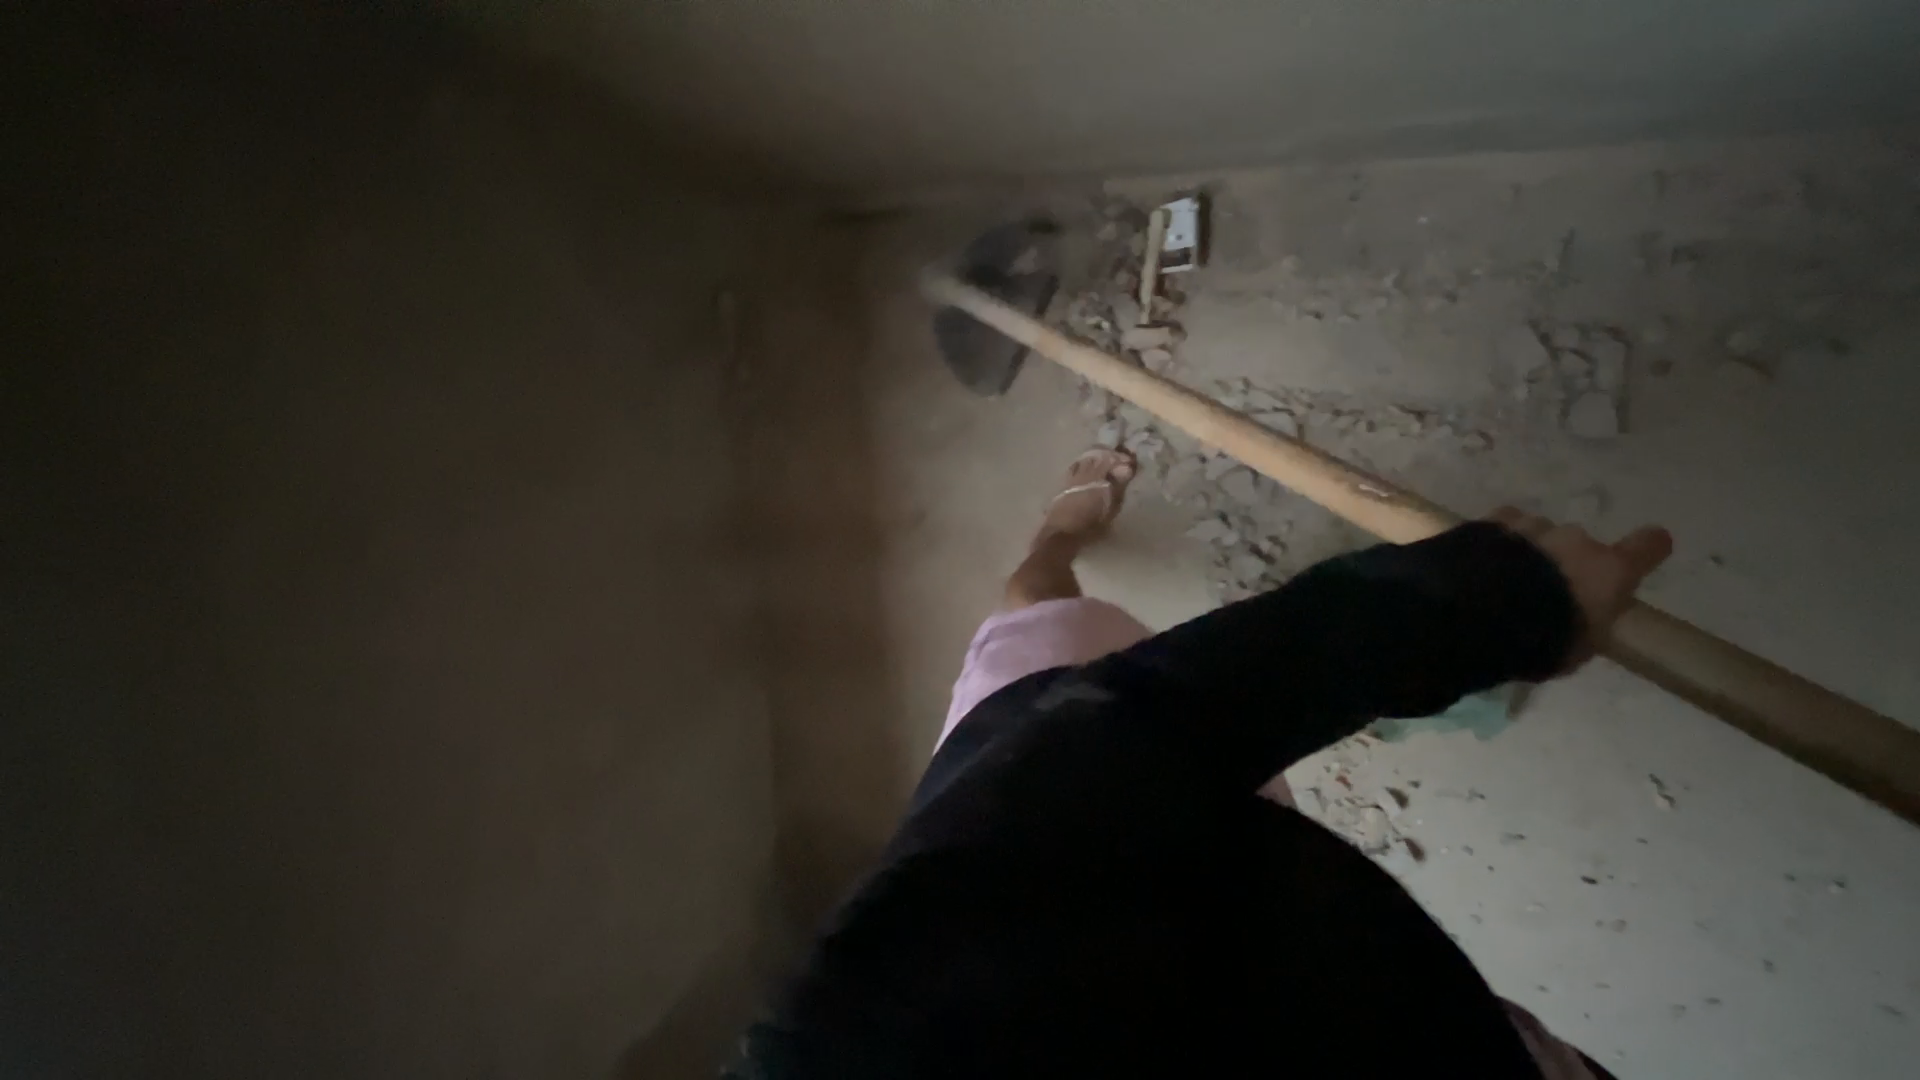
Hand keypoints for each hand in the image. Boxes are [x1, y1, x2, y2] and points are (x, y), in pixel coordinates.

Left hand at [1487, 507, 1672, 671]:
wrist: (1471, 615)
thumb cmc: (1539, 640)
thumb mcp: (1579, 647)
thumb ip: (1590, 623)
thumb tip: (1587, 615)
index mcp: (1609, 570)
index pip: (1647, 547)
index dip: (1647, 548)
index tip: (1647, 548)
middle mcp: (1573, 540)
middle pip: (1578, 544)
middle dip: (1564, 561)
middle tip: (1539, 587)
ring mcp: (1528, 526)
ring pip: (1538, 532)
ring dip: (1527, 548)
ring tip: (1503, 575)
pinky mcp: (1485, 524)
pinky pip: (1500, 526)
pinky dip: (1494, 541)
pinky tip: (1479, 559)